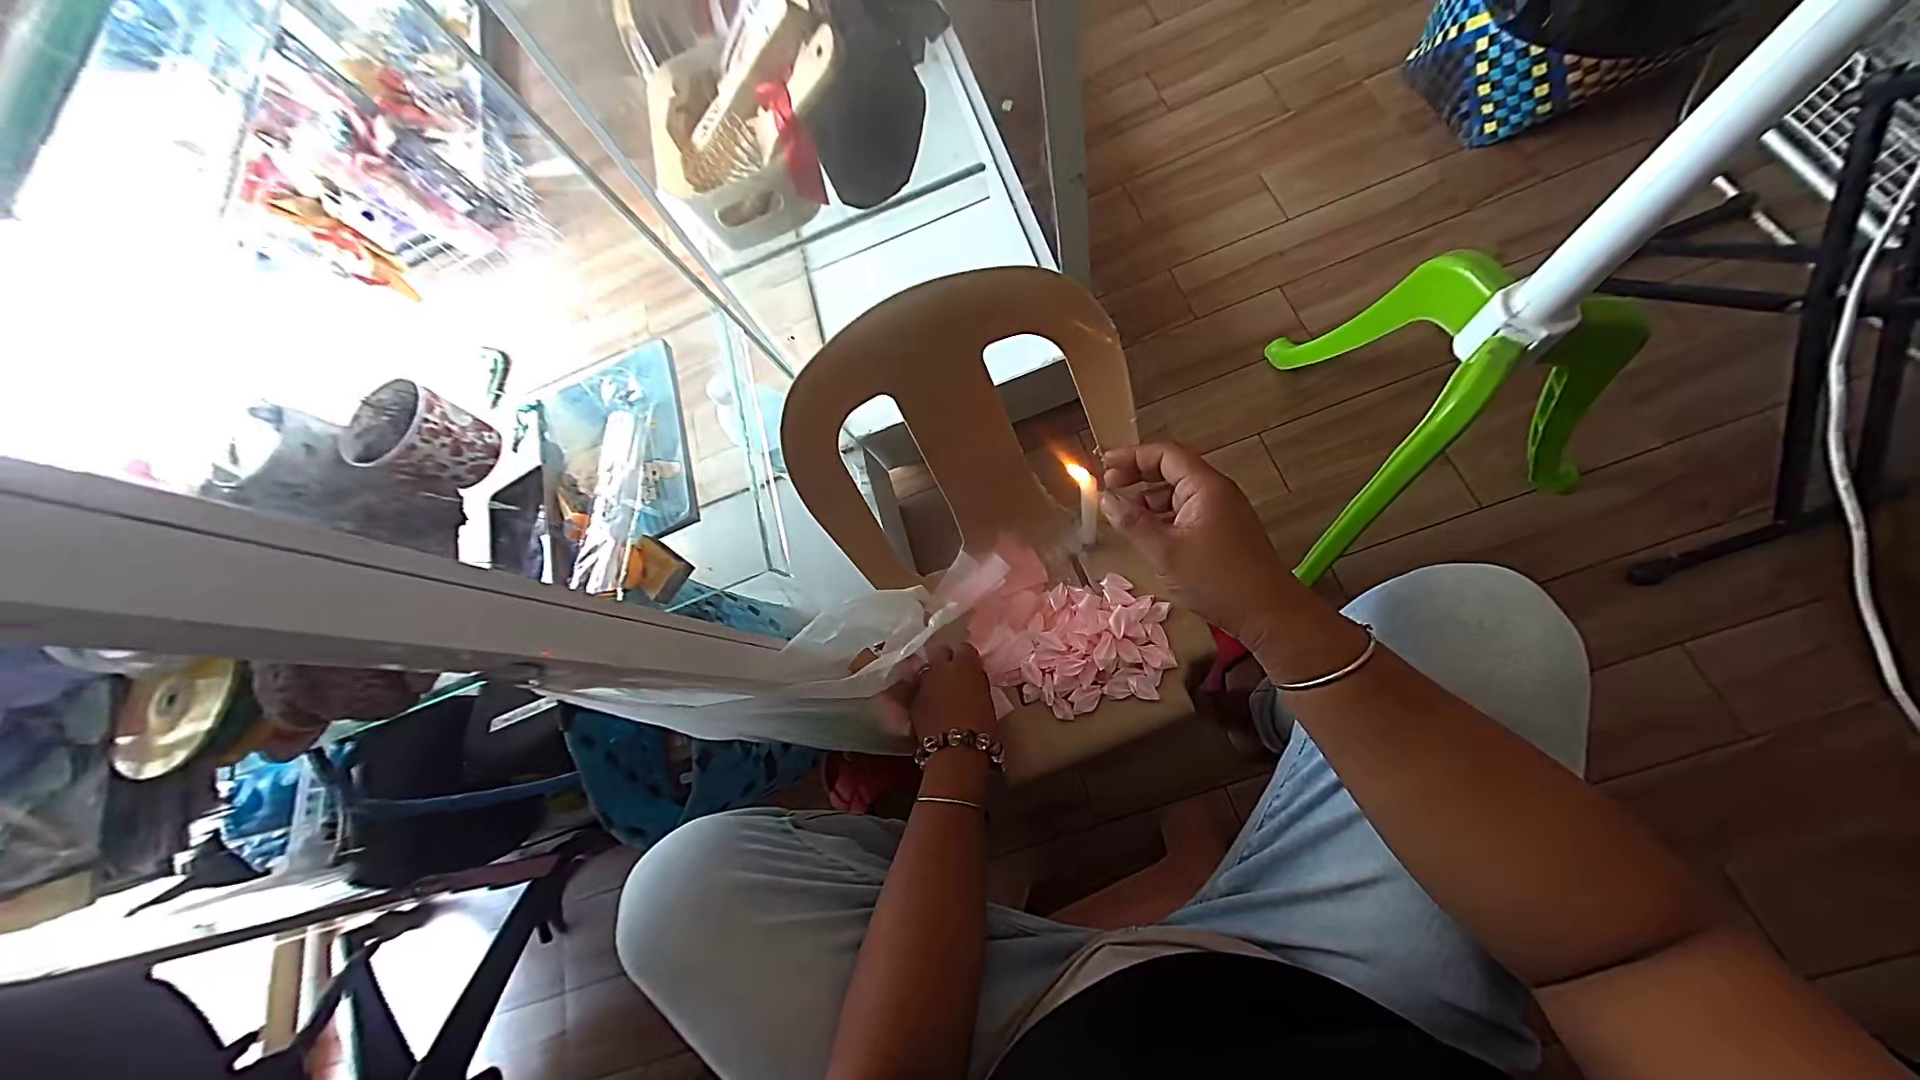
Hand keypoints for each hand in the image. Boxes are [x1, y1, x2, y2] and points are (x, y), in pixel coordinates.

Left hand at [908, 643, 996, 741]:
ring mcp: (924, 682)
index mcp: (965, 664)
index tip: (970, 666)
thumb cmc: (983, 725)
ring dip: (932, 675)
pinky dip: (922, 693)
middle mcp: (941, 667)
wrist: (957, 748)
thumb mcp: (986, 696)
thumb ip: (976, 680)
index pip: (964, 648)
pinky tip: (928, 705)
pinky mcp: (912, 699)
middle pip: (940, 651)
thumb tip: (972, 677)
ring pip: (926, 669)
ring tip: (938, 689)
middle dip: (945, 659)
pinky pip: (917, 689)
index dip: (966, 657)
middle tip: (952, 673)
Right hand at [1102, 442, 1310, 650]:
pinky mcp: (1222, 530)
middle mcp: (1216, 491)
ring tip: (1123, 514)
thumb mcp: (1165, 551)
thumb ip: (1132, 522)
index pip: (1166, 454)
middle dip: (1138, 475)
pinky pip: (1186, 511)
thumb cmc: (1215, 579)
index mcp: (1205, 487)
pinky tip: (1147, 532)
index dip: (1132, 456)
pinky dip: (1163, 515)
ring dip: (1148, 498)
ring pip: (1178, 492)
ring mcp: (1221, 511)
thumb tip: (1106, 499)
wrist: (1267, 612)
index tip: (1104, 464)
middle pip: (1172, 469)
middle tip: (1109, 487)